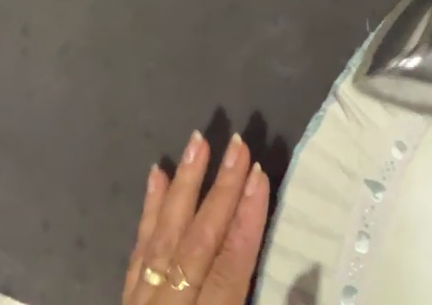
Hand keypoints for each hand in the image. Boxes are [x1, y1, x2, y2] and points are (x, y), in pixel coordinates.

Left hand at [122, 131, 269, 304]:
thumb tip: (305, 266)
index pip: (229, 266)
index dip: (247, 220)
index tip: (259, 174)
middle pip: (197, 242)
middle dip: (221, 191)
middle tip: (237, 144)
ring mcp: (142, 301)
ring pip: (164, 236)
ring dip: (184, 185)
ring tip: (197, 142)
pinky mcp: (127, 297)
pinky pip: (138, 250)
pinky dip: (150, 211)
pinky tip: (157, 175)